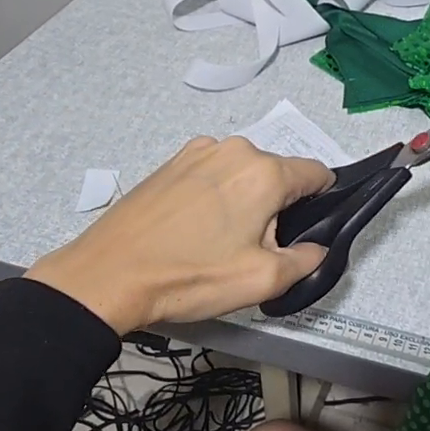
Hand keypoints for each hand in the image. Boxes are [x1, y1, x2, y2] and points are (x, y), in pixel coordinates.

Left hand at [26, 137, 334, 333]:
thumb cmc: (189, 276)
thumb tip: (317, 248)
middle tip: (253, 247)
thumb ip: (306, 260)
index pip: (317, 173)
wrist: (107, 276)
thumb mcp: (261, 281)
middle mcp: (236, 149)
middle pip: (278, 174)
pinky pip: (213, 173)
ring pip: (244, 173)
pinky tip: (193, 227)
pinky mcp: (172, 161)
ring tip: (218, 240)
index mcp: (264, 172)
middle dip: (277, 205)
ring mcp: (200, 151)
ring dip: (245, 199)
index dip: (322, 200)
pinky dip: (215, 194)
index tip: (306, 228)